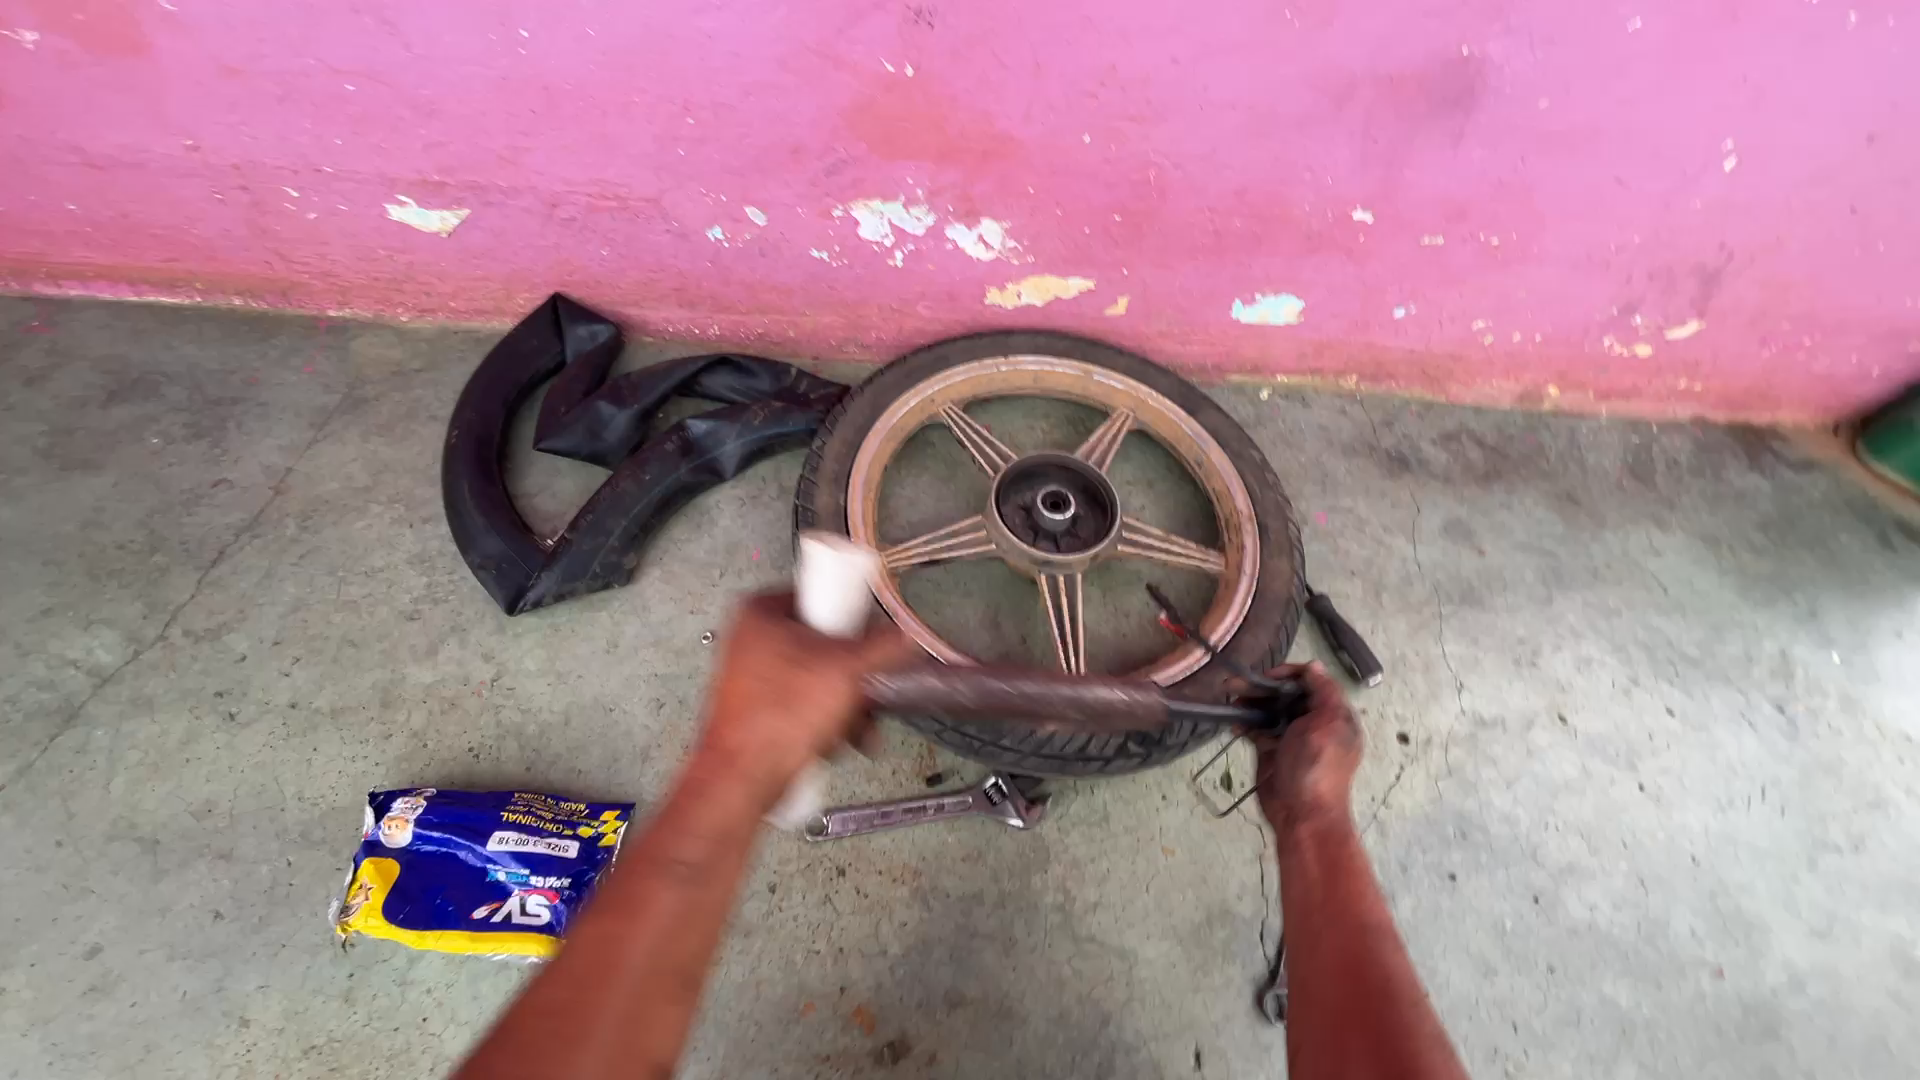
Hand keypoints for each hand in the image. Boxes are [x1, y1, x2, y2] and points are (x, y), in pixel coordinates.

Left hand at [695, 591, 918, 805]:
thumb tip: (902, 635)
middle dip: (854, 675)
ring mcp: (755, 677)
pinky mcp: (761, 710)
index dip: (853, 617)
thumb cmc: (774, 718)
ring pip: (821, 677)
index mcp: (761, 611)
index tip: (867, 636)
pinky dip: (826, 721)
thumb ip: (883, 645)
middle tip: (863, 688)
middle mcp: (752, 639)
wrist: (744, 780)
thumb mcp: (847, 668)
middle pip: (827, 642)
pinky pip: (807, 704)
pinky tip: (834, 740)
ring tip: (853, 724)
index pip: (823, 594)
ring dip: (846, 703)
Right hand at [1249, 662, 1362, 832]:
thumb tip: (1315, 666)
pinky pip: (1256, 728)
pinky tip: (1234, 724)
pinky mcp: (1271, 749)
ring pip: (1268, 710)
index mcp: (1334, 715)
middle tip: (1234, 684)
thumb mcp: (1328, 724)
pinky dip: (1244, 723)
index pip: (1312, 682)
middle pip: (1285, 694)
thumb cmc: (1318, 767)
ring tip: (1230, 700)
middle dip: (1261, 688)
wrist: (1302, 813)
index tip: (1268, 677)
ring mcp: (1290, 737)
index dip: (1290, 674)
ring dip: (1249, 703)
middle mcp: (1313, 723)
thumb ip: (1324, 693)